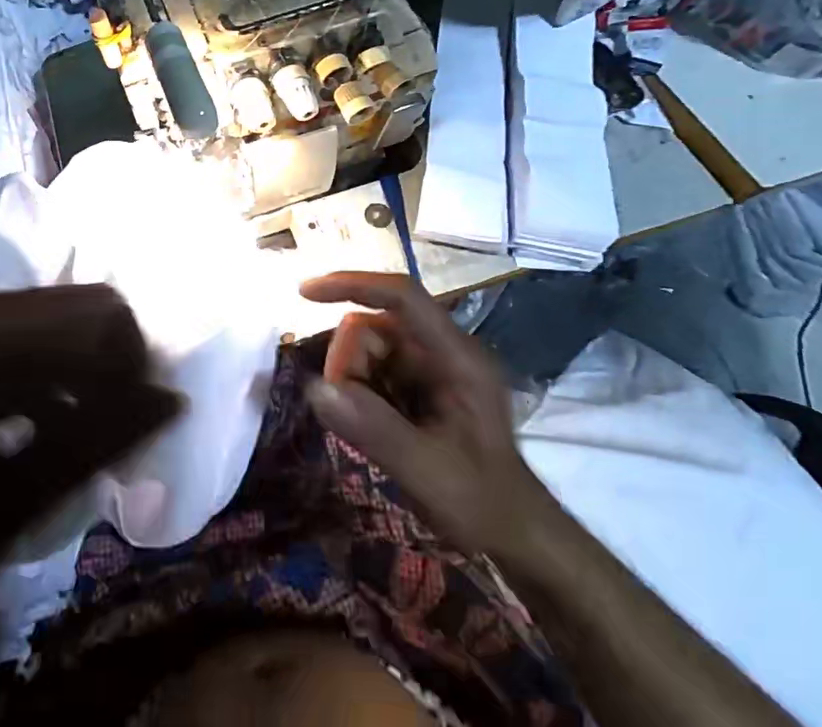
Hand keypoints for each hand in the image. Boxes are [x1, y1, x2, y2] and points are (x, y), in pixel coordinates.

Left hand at [0, 285, 182, 653]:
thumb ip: (84, 448)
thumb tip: (170, 399)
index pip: (106, 318)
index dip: (140, 376)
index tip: (140, 444)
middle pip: (79, 315)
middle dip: (111, 377)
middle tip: (111, 455)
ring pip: (44, 330)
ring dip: (74, 385)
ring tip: (67, 460)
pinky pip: (4, 347)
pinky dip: (34, 387)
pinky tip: (16, 447)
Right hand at [300, 272, 555, 557]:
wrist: (516, 536)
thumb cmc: (484, 504)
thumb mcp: (429, 472)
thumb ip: (375, 429)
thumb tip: (316, 388)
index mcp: (457, 358)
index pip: (402, 298)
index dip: (354, 285)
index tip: (305, 294)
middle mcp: (442, 354)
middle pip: (375, 327)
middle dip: (350, 363)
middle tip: (350, 415)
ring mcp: (431, 371)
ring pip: (368, 351)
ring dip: (352, 383)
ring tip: (368, 433)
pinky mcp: (419, 390)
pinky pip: (372, 373)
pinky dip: (358, 394)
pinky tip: (370, 430)